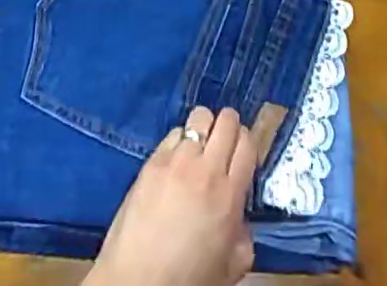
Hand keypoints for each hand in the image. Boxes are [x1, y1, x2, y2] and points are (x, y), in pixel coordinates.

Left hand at [86, 105, 257, 285]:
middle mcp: (206, 170)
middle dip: (229, 126)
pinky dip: (179, 141)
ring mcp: (177, 161)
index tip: (241, 153)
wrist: (138, 283)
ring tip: (198, 147)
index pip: (248, 143)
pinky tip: (175, 160)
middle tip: (223, 143)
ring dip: (203, 129)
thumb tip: (241, 216)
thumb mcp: (232, 266)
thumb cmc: (188, 280)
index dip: (247, 142)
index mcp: (230, 194)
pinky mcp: (152, 162)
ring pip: (199, 117)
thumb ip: (244, 234)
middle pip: (227, 120)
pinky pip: (173, 134)